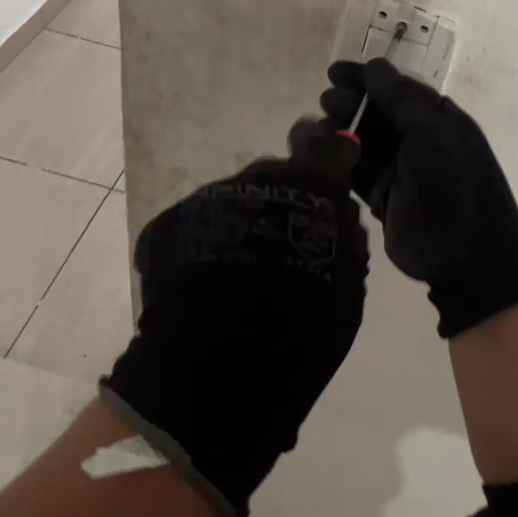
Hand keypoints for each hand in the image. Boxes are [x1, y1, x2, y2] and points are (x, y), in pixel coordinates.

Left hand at [100, 120, 366, 516]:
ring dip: (244, 221)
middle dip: (284, 199)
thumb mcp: (347, 290)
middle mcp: (261, 177)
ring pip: (237, 196)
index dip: (331, 153)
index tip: (333, 165)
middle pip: (278, 173)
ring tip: (240, 272)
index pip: (330, 146)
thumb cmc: (301, 334)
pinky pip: (200, 222)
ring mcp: (211, 195)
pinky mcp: (171, 221)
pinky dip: (207, 244)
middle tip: (283, 244)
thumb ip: (346, 245)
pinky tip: (206, 284)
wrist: (218, 370)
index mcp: (313, 188)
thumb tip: (340, 221)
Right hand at [320, 59, 517, 337]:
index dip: (365, 79)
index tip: (333, 72)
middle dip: (350, 104)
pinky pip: (355, 172)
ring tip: (319, 132)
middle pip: (375, 113)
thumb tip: (376, 67)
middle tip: (327, 104)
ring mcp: (399, 170)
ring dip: (340, 133)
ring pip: (362, 141)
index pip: (396, 89)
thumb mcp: (434, 135)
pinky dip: (338, 163)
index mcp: (436, 120)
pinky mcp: (381, 197)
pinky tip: (320, 157)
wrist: (468, 258)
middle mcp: (417, 140)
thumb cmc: (455, 188)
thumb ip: (403, 100)